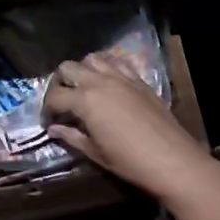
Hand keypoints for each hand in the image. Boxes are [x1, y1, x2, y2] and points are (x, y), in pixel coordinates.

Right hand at [42, 53, 219, 206]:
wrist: (173, 160)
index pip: (54, 96)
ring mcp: (120, 77)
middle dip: (59, 83)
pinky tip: (107, 82)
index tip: (48, 121)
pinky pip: (117, 62)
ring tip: (83, 88)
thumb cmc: (130, 161)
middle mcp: (99, 81)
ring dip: (82, 70)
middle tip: (62, 101)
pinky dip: (107, 67)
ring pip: (91, 58)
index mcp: (84, 101)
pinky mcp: (138, 80)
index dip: (47, 109)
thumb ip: (71, 136)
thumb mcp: (95, 153)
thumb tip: (54, 128)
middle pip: (67, 68)